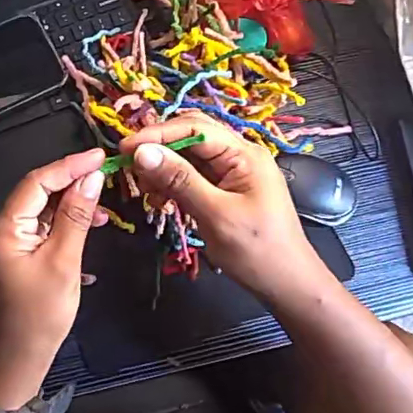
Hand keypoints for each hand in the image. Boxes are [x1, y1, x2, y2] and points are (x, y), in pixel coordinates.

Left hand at [0, 148, 106, 408]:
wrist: (15, 360)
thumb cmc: (40, 317)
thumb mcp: (64, 262)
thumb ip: (75, 216)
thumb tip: (91, 177)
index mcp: (1, 227)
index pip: (36, 182)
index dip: (69, 165)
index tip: (100, 156)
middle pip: (36, 191)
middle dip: (71, 182)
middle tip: (105, 177)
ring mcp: (0, 240)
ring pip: (38, 208)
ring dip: (69, 203)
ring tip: (101, 208)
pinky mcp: (9, 251)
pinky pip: (36, 225)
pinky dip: (60, 221)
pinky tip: (84, 224)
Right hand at [119, 114, 329, 303]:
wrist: (287, 284)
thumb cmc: (257, 251)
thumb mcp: (215, 214)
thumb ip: (179, 179)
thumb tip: (142, 152)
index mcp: (244, 154)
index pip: (193, 128)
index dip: (156, 134)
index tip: (125, 150)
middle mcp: (238, 155)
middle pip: (190, 134)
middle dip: (159, 147)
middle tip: (131, 167)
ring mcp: (232, 171)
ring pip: (188, 155)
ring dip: (163, 167)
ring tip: (148, 191)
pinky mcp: (225, 188)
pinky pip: (192, 174)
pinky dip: (173, 183)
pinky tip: (162, 199)